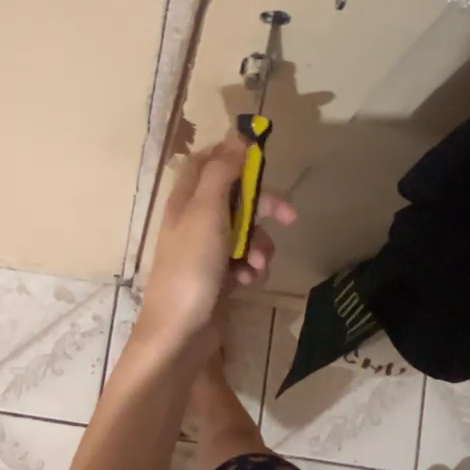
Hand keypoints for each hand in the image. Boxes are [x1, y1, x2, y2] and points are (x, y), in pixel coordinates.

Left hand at [137, 134, 295, 357]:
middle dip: (263, 209)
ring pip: (246, 233)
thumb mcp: (206, 213)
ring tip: (257, 265)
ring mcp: (206, 251)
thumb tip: (237, 136)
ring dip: (260, 246)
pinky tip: (249, 281)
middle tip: (289, 216)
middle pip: (236, 199)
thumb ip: (222, 173)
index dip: (233, 158)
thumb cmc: (190, 269)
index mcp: (185, 201)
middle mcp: (194, 222)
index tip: (261, 159)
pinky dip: (252, 268)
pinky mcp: (218, 277)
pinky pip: (244, 261)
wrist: (180, 334)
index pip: (207, 164)